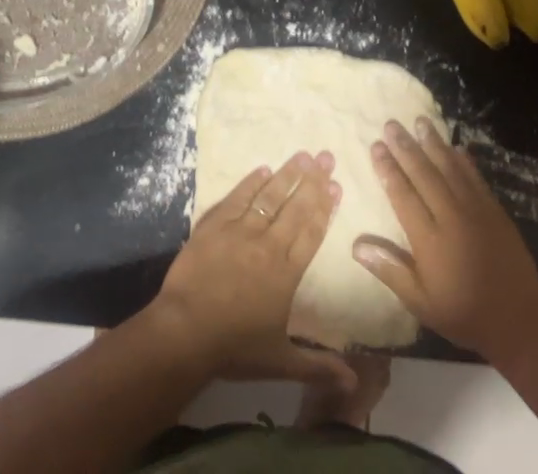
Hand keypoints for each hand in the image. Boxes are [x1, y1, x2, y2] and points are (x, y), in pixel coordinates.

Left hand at [145, 151, 354, 391]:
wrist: (183, 333)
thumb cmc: (233, 348)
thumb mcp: (280, 361)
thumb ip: (318, 367)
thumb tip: (355, 384)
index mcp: (287, 272)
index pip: (312, 232)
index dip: (325, 208)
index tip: (336, 186)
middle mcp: (268, 245)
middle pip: (295, 208)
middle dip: (313, 181)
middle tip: (327, 156)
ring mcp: (238, 233)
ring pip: (268, 197)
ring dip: (287, 175)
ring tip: (302, 154)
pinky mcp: (211, 228)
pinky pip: (235, 199)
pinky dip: (249, 184)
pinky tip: (262, 170)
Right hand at [357, 118, 537, 362]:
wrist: (518, 322)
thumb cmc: (463, 315)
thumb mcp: (420, 302)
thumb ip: (390, 270)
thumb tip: (356, 245)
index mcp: (430, 240)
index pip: (403, 195)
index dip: (388, 169)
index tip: (376, 146)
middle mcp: (453, 218)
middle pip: (425, 175)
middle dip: (407, 148)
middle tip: (392, 124)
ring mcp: (478, 212)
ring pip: (452, 170)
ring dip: (435, 145)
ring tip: (421, 122)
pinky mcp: (497, 213)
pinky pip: (477, 180)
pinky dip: (465, 162)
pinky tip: (457, 148)